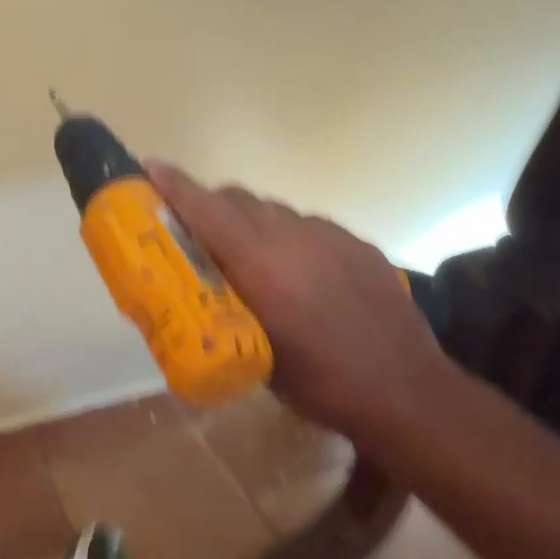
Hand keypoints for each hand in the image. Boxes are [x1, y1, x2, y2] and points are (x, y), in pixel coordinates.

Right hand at [146, 161, 451, 436]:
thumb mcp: (253, 351)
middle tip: (195, 232)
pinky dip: (289, 237)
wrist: (407, 392)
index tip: (152, 167)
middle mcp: (292, 238)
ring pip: (273, 210)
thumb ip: (222, 308)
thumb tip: (191, 292)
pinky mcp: (358, 244)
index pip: (208, 210)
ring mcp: (330, 236)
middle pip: (238, 199)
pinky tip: (298, 272)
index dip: (176, 186)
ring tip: (249, 258)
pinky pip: (308, 225)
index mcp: (260, 265)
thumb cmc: (319, 382)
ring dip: (250, 223)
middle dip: (210, 205)